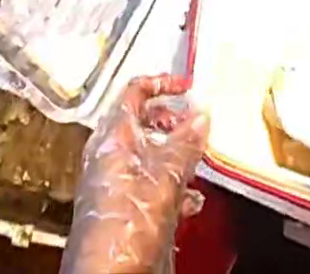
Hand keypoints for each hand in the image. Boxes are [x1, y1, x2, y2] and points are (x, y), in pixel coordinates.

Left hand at [61, 75, 209, 273]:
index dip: (161, 83)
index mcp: (112, 136)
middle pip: (141, 121)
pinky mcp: (120, 207)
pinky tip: (190, 200)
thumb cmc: (124, 226)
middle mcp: (108, 153)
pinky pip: (147, 181)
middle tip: (194, 122)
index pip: (134, 92)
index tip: (185, 86)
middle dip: (171, 120)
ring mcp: (112, 180)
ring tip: (197, 159)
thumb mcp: (164, 178)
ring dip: (174, 152)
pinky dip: (170, 182)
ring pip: (147, 152)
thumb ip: (184, 144)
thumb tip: (201, 115)